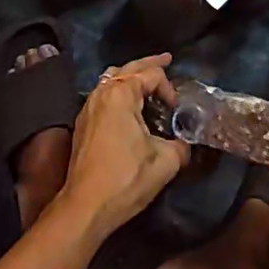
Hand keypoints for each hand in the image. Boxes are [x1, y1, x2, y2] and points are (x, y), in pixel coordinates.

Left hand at [55, 54, 190, 242]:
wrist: (85, 208)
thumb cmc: (125, 178)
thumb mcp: (165, 161)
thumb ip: (181, 145)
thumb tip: (185, 143)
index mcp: (121, 94)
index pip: (151, 74)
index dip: (169, 88)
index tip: (177, 109)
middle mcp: (101, 93)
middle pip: (128, 68)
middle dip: (149, 64)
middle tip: (167, 60)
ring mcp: (88, 108)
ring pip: (111, 79)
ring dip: (131, 76)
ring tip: (146, 78)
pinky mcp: (83, 124)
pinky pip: (104, 95)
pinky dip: (119, 91)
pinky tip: (129, 103)